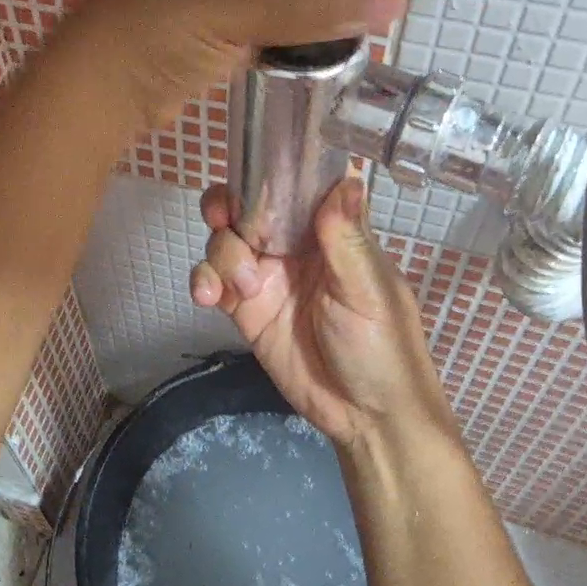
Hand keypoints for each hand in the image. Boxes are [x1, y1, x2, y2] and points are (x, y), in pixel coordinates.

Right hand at [190, 176, 455, 452]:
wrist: (366, 418)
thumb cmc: (383, 347)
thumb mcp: (369, 292)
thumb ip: (347, 239)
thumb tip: (346, 179)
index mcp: (332, 231)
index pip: (296, 185)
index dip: (271, 170)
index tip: (253, 167)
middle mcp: (295, 246)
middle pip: (249, 206)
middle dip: (229, 205)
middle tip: (224, 219)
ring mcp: (267, 277)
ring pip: (225, 241)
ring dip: (220, 253)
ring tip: (241, 288)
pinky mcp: (245, 310)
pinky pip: (213, 282)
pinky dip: (203, 281)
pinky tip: (208, 298)